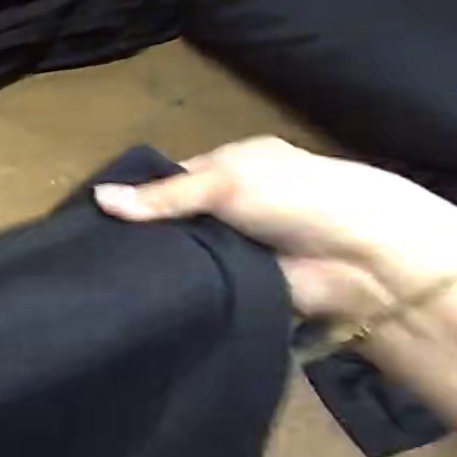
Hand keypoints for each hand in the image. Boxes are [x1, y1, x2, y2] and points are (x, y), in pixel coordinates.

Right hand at [93, 138, 456, 320]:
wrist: (363, 263)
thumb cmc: (299, 200)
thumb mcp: (227, 183)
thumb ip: (164, 196)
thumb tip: (98, 199)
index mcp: (234, 164)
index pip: (173, 176)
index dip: (137, 192)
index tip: (95, 213)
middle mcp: (232, 202)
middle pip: (174, 215)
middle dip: (142, 230)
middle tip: (93, 248)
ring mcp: (234, 244)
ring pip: (181, 250)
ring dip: (156, 260)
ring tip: (105, 272)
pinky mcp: (235, 282)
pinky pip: (195, 281)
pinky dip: (173, 285)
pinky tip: (136, 291)